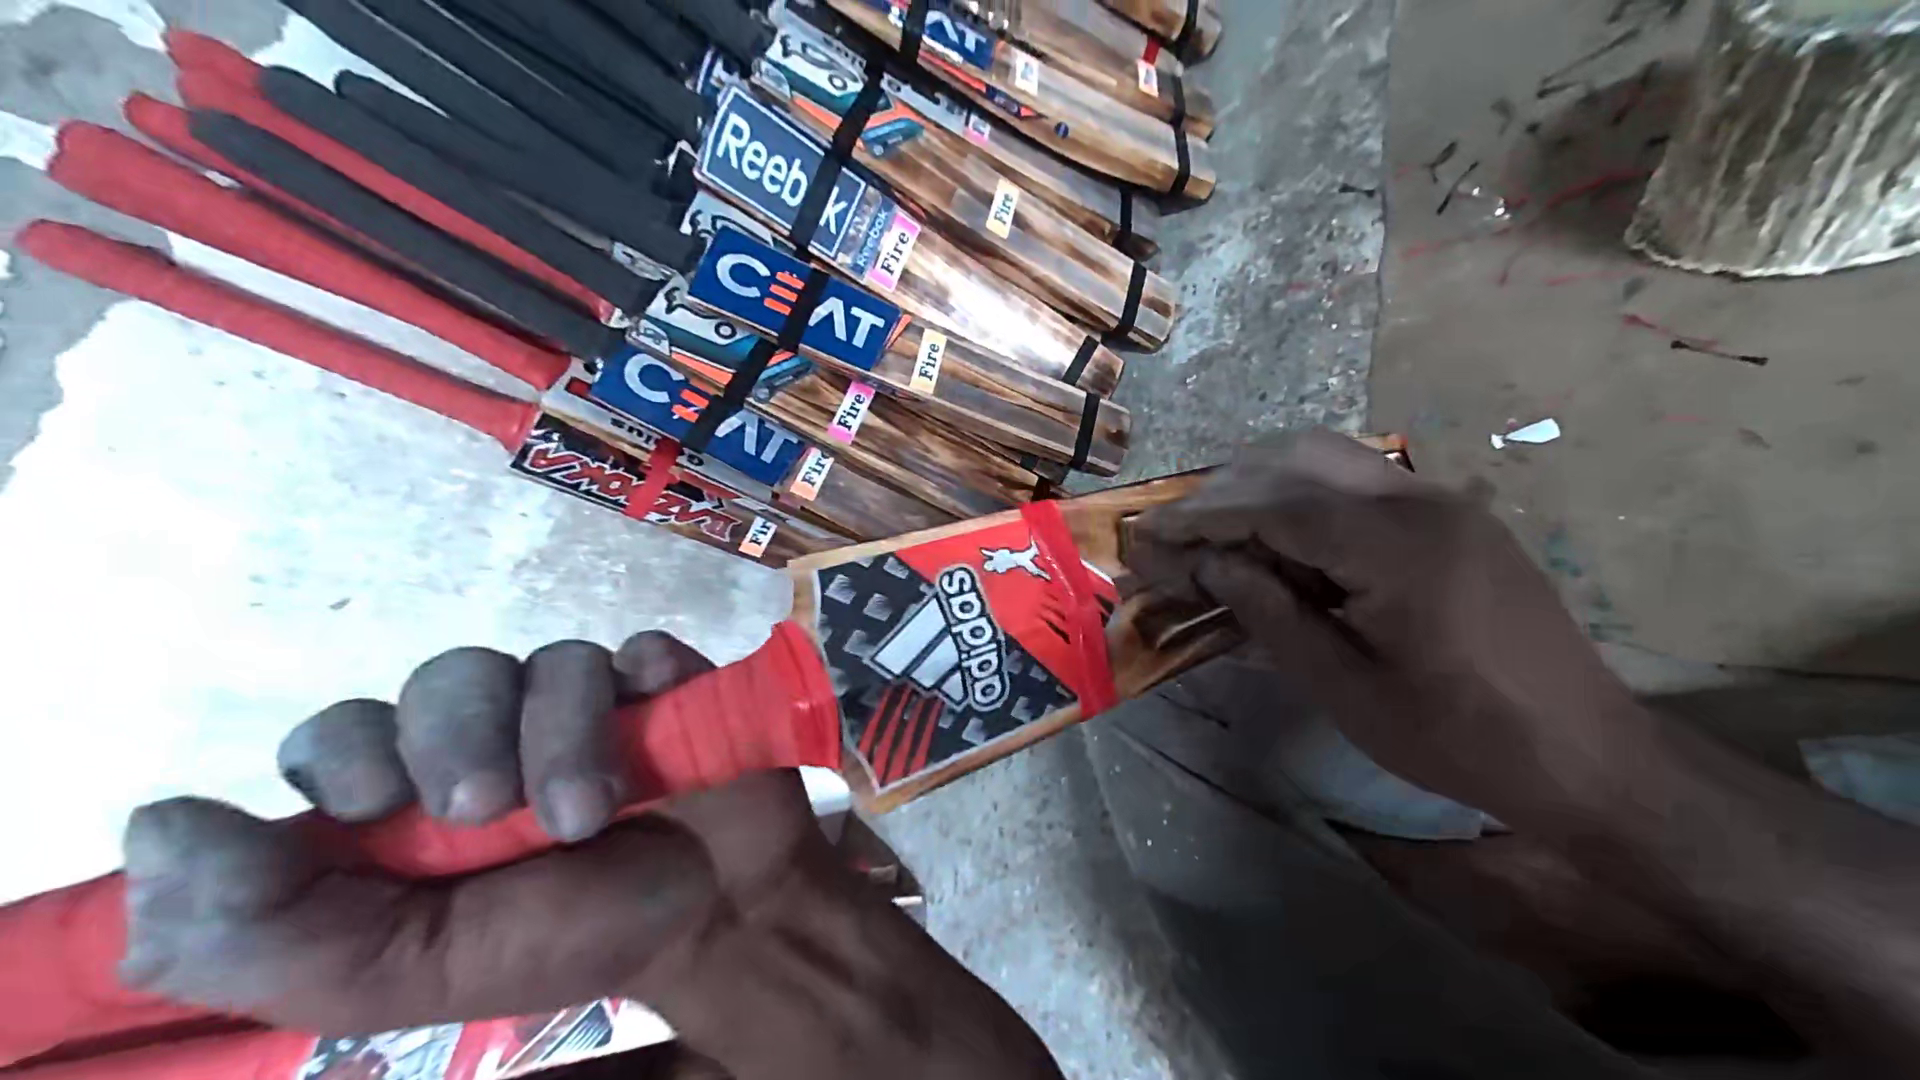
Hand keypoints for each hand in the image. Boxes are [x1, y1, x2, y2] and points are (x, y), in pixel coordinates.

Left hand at [120, 632, 1061, 1079]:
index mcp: (427, 796)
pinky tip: (649, 731)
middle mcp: (502, 729)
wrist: (721, 913)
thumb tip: (155, 834)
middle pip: (449, 677)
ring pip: (548, 659)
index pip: (348, 731)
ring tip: (589, 809)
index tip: (374, 811)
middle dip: (455, 731)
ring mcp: (592, 696)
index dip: (346, 749)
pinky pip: (639, 651)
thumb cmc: (573, 945)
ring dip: (557, 728)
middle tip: (485, 814)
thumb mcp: (412, 971)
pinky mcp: (666, 678)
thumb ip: (275, 929)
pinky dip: (640, 684)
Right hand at [1129, 430, 1648, 822]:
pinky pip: (1352, 479)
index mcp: (1397, 547)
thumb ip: (1268, 611)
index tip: (1145, 535)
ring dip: (1256, 483)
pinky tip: (1273, 535)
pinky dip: (1296, 493)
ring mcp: (1439, 498)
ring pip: (1323, 455)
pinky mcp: (1447, 512)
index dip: (1200, 518)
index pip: (1273, 505)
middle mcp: (1419, 500)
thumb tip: (1205, 562)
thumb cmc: (1457, 737)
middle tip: (1174, 536)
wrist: (1588, 753)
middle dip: (1220, 493)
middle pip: (1293, 460)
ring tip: (1213, 531)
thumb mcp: (1343, 687)